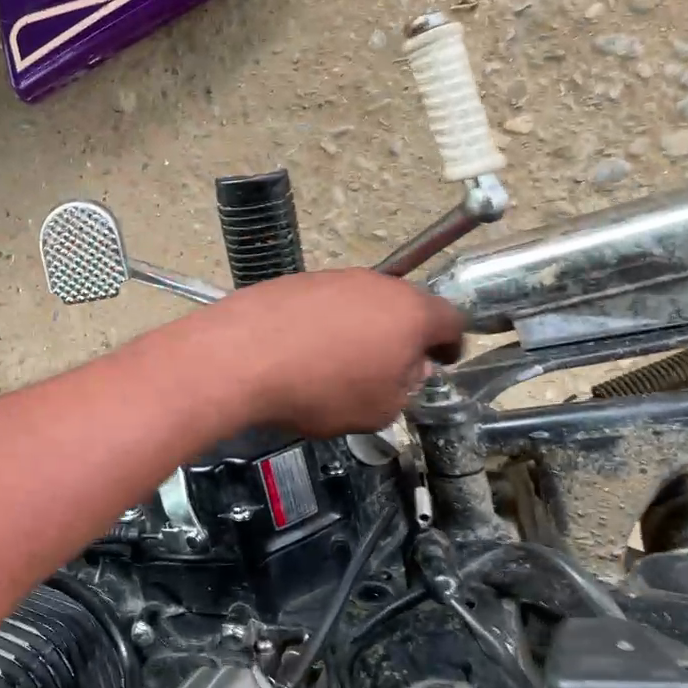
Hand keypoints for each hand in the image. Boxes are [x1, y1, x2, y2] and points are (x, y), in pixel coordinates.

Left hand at [197, 269, 464, 436]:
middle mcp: (374, 284)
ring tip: (339, 364)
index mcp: (410, 312)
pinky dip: (320, 325)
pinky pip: (319, 304)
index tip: (442, 358)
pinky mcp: (291, 282)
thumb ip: (406, 387)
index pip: (451, 320)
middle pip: (403, 306)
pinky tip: (303, 352)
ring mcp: (329, 278)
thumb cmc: (317, 389)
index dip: (450, 343)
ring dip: (358, 328)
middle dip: (401, 335)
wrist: (237, 358)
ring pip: (358, 303)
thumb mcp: (380, 409)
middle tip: (391, 367)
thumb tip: (407, 370)